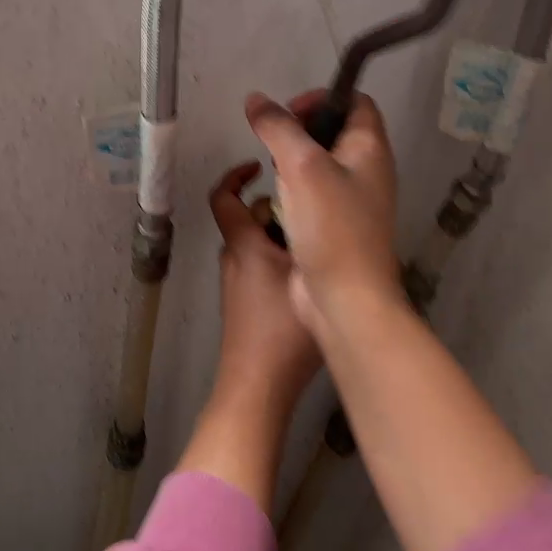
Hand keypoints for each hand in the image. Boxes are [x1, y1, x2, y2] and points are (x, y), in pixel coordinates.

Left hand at [204, 160, 322, 417]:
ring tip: (322, 241)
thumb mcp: (307, 278)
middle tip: (313, 208)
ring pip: (258, 246)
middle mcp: (234, 258)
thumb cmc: (282, 329)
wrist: (257, 386)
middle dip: (278, 209)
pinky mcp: (245, 307)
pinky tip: (314, 278)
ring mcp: (237, 285)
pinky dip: (281, 263)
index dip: (236, 175)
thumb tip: (327, 219)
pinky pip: (261, 270)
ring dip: (284, 238)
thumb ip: (315, 248)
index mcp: (242, 243)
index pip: (224, 197)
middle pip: (249, 220)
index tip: (260, 164)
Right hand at [244, 90, 402, 329]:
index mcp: (370, 150)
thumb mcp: (300, 166)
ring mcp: (353, 201)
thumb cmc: (331, 227)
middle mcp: (368, 171)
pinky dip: (293, 190)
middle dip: (301, 128)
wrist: (345, 300)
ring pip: (321, 164)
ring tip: (273, 172)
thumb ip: (277, 127)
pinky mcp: (336, 226)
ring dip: (293, 161)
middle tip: (274, 142)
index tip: (289, 112)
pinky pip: (313, 194)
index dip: (322, 97)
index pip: (356, 102)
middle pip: (336, 131)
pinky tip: (277, 202)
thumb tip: (256, 101)